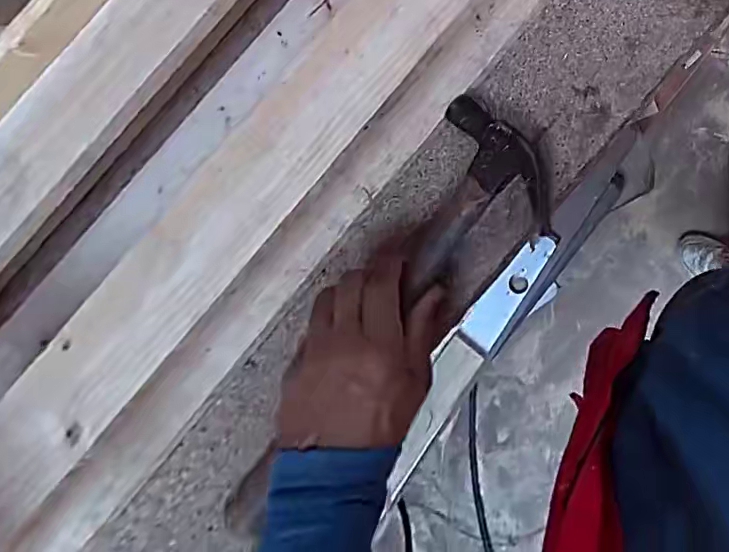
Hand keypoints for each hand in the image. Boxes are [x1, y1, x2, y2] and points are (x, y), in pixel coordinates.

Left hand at [277, 257, 448, 449]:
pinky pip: (309, 328)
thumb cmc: (381, 426)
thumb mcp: (417, 377)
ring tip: (356, 300)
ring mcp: (314, 353)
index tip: (398, 258)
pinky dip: (324, 320)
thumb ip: (422, 329)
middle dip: (367, 273)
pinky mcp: (294, 367)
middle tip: (380, 278)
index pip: (381, 283)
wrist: (334, 470)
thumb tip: (433, 294)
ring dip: (343, 292)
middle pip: (350, 283)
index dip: (391, 263)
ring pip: (324, 299)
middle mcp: (343, 340)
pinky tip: (336, 332)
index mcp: (379, 342)